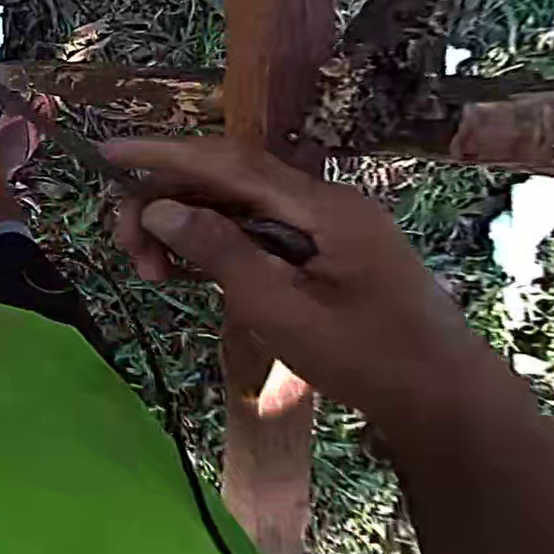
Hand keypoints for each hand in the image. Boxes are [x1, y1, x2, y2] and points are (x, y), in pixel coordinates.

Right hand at [101, 137, 504, 433]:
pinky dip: (204, 246)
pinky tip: (179, 270)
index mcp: (321, 207)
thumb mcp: (280, 308)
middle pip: (219, 182)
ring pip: (225, 207)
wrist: (444, 402)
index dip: (162, 153)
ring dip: (179, 230)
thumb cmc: (367, 358)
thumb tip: (159, 209)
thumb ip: (219, 251)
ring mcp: (315, 225)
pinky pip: (243, 231)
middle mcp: (316, 203)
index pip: (227, 163)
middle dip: (162, 206)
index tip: (109, 150)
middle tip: (128, 249)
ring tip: (152, 271)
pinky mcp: (309, 249)